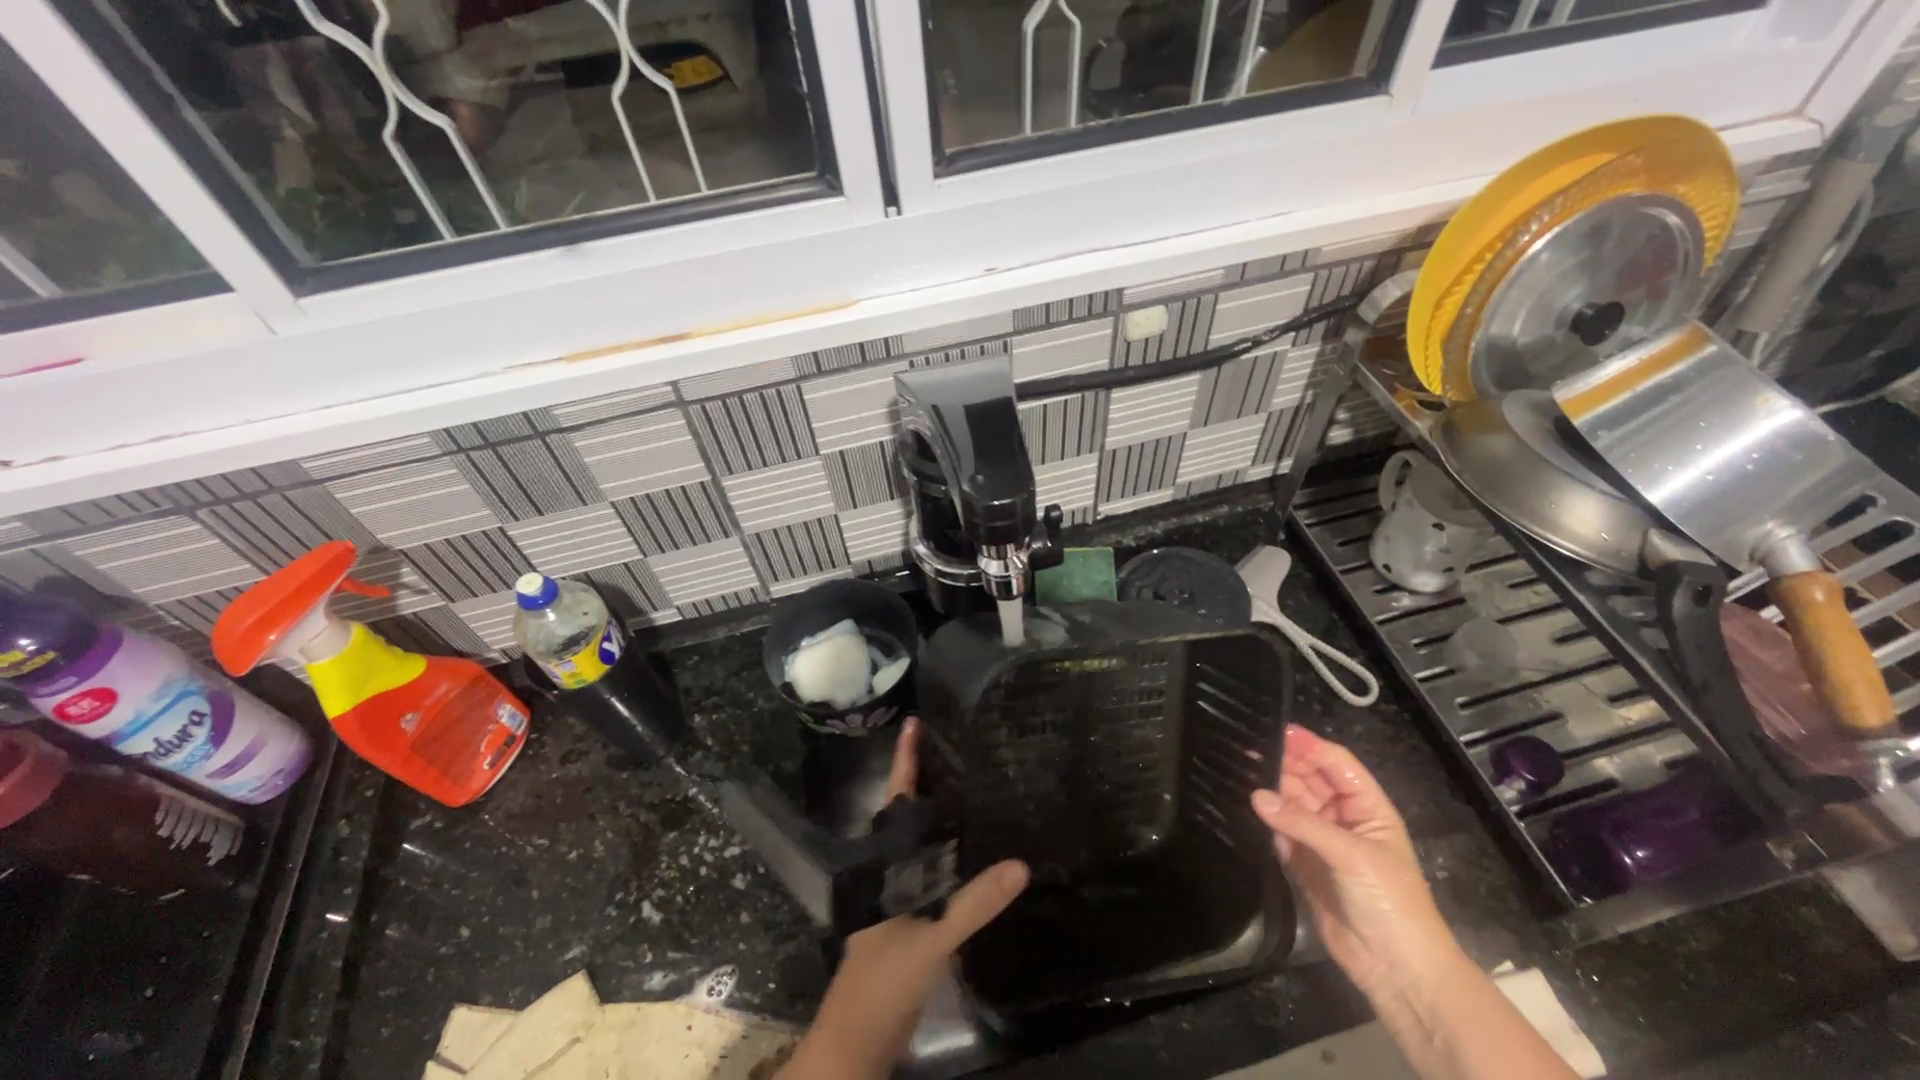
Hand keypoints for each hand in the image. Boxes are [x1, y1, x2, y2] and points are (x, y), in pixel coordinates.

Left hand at [781, 719, 1028, 1079]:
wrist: (856, 1044)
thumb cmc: (882, 984)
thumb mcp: (931, 941)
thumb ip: (973, 904)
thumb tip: (1021, 864)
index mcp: (882, 870)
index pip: (895, 804)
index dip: (905, 764)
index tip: (914, 723)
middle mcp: (887, 878)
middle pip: (908, 822)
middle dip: (928, 785)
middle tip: (964, 750)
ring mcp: (897, 902)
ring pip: (920, 850)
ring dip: (941, 822)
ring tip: (976, 791)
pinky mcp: (910, 926)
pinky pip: (933, 880)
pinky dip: (952, 861)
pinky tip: (976, 858)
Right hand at [1250, 725, 1460, 1000]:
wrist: (1397, 967)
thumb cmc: (1390, 901)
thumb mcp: (1352, 855)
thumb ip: (1302, 824)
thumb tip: (1256, 796)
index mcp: (1368, 808)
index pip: (1336, 764)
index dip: (1309, 746)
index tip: (1274, 731)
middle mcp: (1344, 819)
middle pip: (1311, 780)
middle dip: (1284, 765)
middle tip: (1246, 749)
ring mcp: (1322, 843)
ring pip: (1292, 806)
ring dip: (1271, 792)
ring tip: (1237, 771)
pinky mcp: (1303, 867)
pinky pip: (1281, 835)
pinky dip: (1265, 822)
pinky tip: (1243, 808)